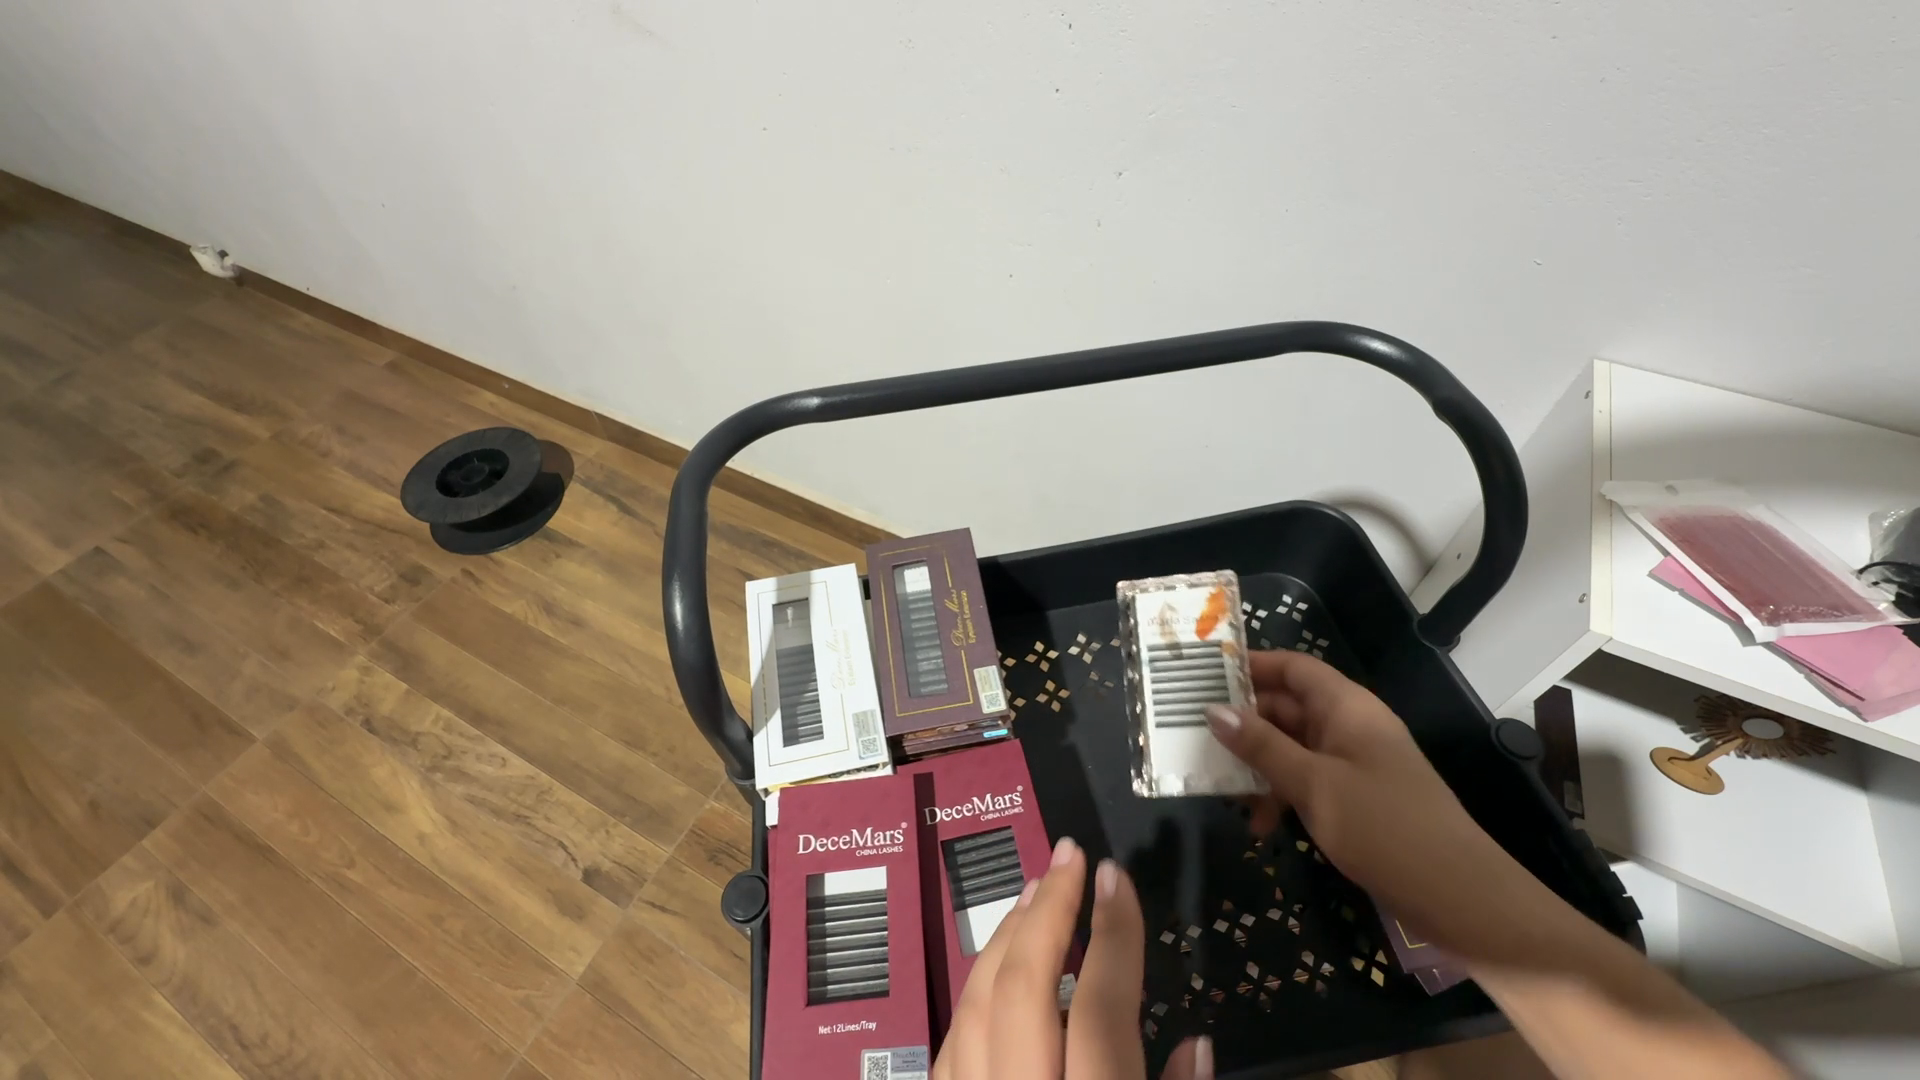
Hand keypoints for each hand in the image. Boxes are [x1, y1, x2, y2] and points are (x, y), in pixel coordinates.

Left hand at [932, 837, 1212, 1079]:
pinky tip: (998, 963)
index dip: (1114, 936)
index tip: (1117, 876)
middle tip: (1070, 855)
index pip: (1101, 1008)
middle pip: (1023, 987)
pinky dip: (978, 990)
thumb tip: (1196, 1043)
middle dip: (1049, 910)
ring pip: (976, 1003)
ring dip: (1007, 937)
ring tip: (1037, 891)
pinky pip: (953, 1039)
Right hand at [1204, 650, 1527, 955]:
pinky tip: (1261, 825)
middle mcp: (1348, 727)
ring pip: (1290, 747)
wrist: (1460, 898)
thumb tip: (1213, 709)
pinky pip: (1304, 780)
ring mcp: (1352, 764)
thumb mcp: (1314, 784)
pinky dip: (1279, 794)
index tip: (1203, 676)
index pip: (1293, 668)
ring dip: (1257, 765)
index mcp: (1346, 708)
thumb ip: (1262, 746)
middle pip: (1286, 707)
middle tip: (1193, 735)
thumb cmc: (1385, 827)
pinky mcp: (1353, 799)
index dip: (1251, 665)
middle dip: (1243, 722)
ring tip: (1220, 788)